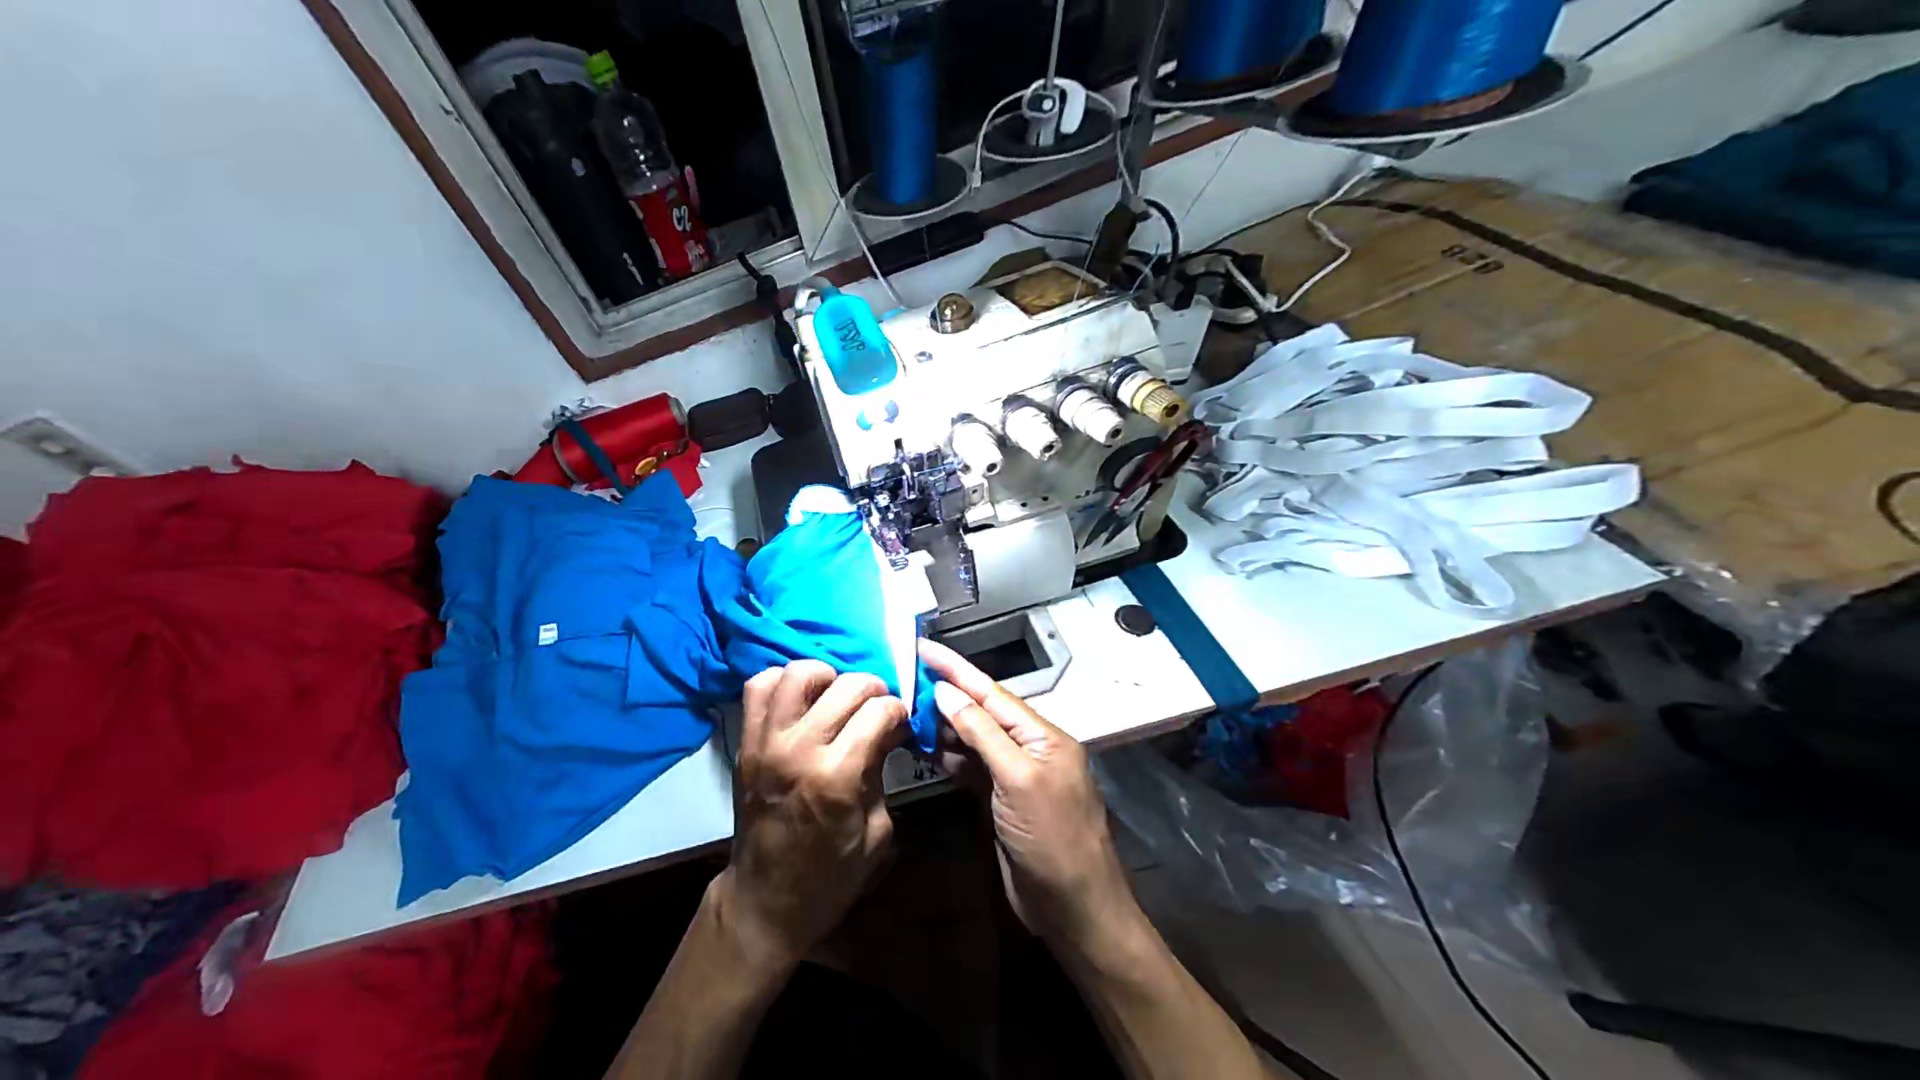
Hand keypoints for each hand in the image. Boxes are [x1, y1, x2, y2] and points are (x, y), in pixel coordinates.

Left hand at [724, 661, 905, 968]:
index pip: (878, 710)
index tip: (900, 723)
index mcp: (836, 776)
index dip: (898, 711)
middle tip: (876, 708)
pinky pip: (758, 687)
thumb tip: (890, 726)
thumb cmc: (831, 875)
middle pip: (846, 685)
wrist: (766, 900)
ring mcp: (765, 742)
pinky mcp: (745, 743)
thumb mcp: (877, 830)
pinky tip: (803, 699)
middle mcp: (798, 749)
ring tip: (837, 696)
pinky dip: (783, 682)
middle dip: (873, 690)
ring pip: (798, 673)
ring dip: (827, 676)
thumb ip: (882, 770)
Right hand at [919, 639, 1138, 948]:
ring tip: (902, 707)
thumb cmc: (1052, 838)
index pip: (991, 692)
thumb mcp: (1019, 779)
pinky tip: (921, 746)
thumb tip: (947, 693)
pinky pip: (969, 767)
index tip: (922, 647)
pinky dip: (946, 756)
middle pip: (980, 711)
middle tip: (901, 677)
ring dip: (940, 724)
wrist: (1072, 907)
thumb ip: (983, 734)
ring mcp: (1012, 774)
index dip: (955, 669)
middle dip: (943, 693)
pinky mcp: (998, 799)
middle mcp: (1026, 746)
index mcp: (1040, 733)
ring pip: (971, 738)